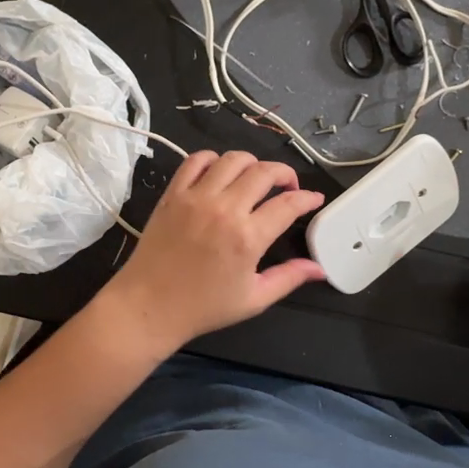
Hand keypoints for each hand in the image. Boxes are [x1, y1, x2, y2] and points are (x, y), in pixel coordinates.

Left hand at [102, 151, 325, 351]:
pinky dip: (213, 159)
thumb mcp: (254, 299)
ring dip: (252, 164)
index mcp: (248, 237)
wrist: (148, 307)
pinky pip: (196, 161)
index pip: (288, 204)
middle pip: (264, 172)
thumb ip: (289, 278)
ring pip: (233, 159)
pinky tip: (220, 173)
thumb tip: (320, 268)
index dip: (307, 198)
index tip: (313, 199)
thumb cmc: (203, 307)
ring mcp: (196, 198)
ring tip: (255, 179)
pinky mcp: (174, 194)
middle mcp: (225, 209)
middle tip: (288, 187)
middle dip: (285, 174)